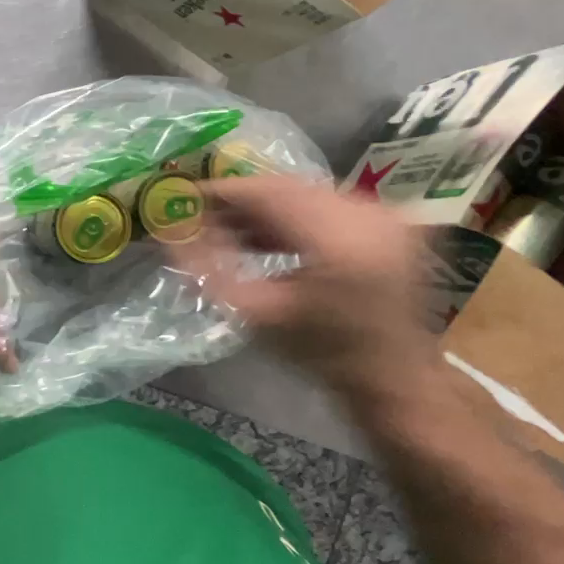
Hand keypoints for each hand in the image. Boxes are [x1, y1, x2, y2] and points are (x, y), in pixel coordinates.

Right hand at [166, 176, 439, 403]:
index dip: (223, 191)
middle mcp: (365, 214)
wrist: (392, 376)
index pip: (267, 192)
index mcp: (336, 239)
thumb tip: (171, 232)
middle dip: (241, 201)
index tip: (188, 198)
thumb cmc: (320, 354)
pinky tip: (266, 238)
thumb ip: (209, 270)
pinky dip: (294, 215)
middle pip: (286, 187)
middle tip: (204, 216)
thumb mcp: (255, 316)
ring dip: (265, 208)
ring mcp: (383, 215)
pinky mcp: (389, 221)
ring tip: (230, 232)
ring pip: (306, 192)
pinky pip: (328, 203)